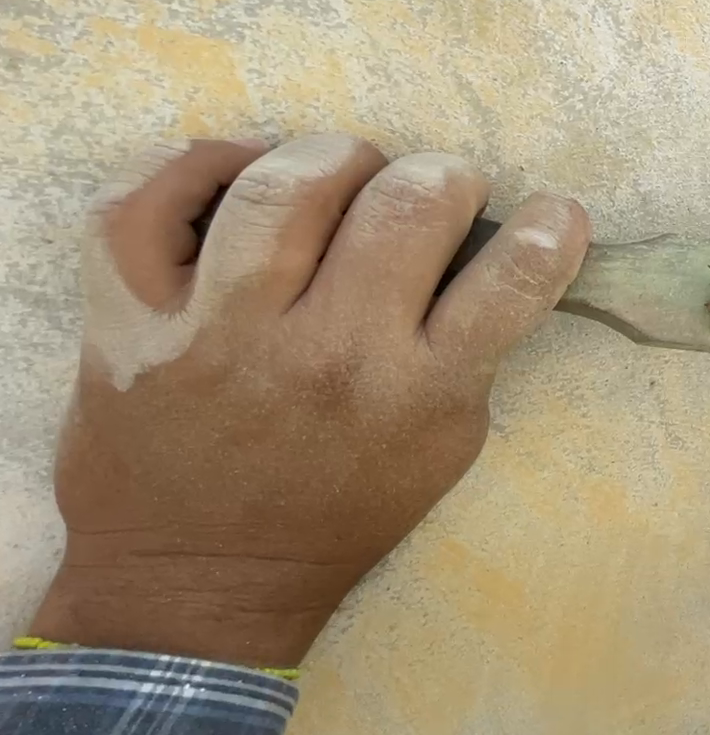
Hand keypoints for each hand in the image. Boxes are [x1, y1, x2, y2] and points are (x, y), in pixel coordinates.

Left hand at [30, 135, 589, 666]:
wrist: (203, 577)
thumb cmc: (356, 504)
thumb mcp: (455, 437)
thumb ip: (476, 348)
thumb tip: (495, 254)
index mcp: (421, 389)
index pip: (511, 282)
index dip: (553, 230)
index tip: (558, 214)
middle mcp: (328, 353)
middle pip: (405, 211)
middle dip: (446, 177)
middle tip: (444, 189)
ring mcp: (217, 335)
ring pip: (282, 190)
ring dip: (340, 157)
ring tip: (353, 170)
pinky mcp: (126, 326)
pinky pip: (139, 206)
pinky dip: (199, 163)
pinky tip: (249, 170)